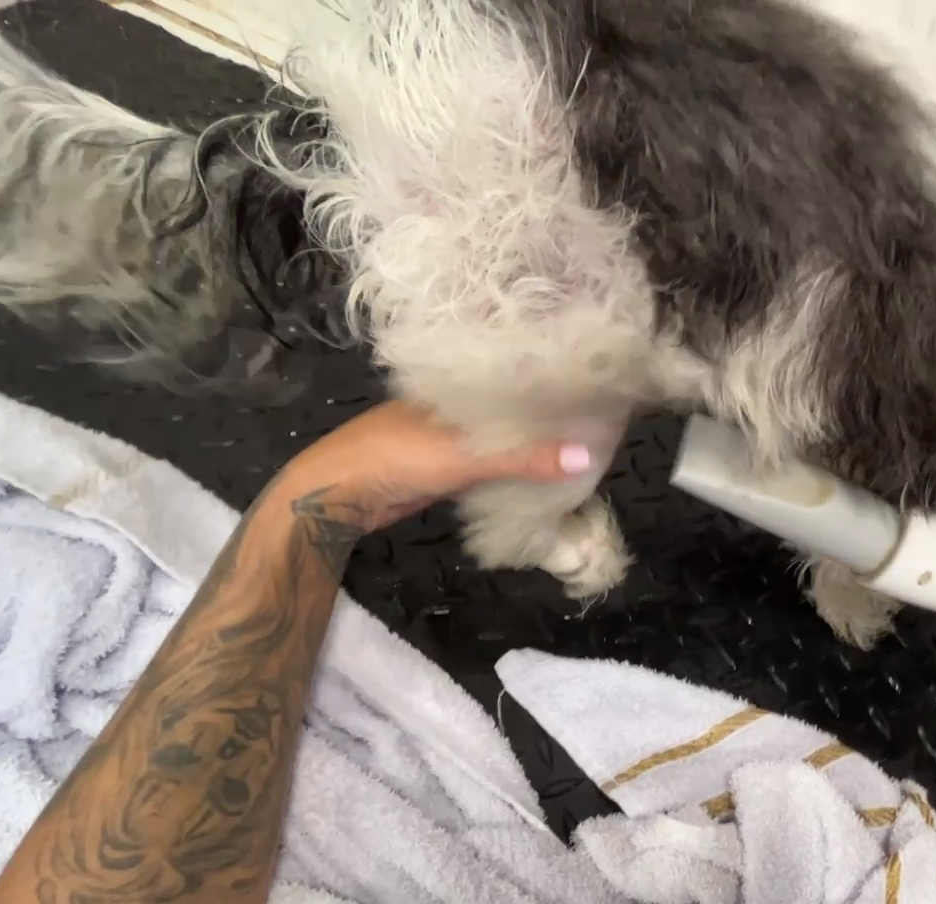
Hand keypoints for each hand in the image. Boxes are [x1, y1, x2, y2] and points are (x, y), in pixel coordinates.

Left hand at [273, 402, 595, 532]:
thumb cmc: (397, 456)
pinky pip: (493, 461)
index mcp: (460, 383)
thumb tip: (587, 458)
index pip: (517, 375)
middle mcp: (459, 403)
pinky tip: (543, 472)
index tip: (594, 389)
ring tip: (581, 446)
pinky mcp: (447, 464)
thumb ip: (525, 458)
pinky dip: (515, 466)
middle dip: (549, 416)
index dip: (553, 381)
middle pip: (514, 406)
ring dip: (533, 444)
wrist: (337, 496)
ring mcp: (452, 435)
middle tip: (598, 423)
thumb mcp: (466, 456)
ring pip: (504, 436)